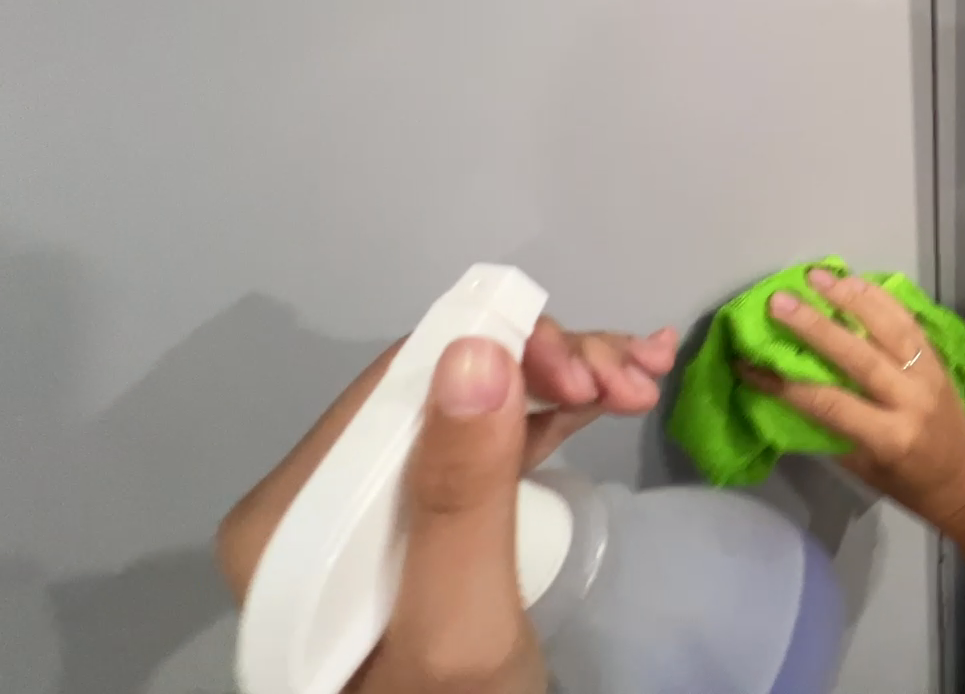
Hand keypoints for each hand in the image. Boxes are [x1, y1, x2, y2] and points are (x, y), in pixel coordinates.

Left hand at [217, 319, 677, 691]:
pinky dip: (572, 399)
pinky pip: (508, 429)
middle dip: (560, 364)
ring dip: (580, 372)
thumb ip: (459, 497)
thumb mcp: (459, 624)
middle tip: (638, 382)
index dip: (509, 352)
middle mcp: (337, 489)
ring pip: (493, 394)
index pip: (410, 380)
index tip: (591, 376)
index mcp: (302, 511)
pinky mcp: (443, 507)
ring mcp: (394, 496)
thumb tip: (477, 351)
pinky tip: (624, 384)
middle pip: (459, 379)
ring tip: (651, 371)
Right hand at [739, 267, 964, 533]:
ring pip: (887, 326)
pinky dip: (880, 297)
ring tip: (817, 277)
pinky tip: (856, 281)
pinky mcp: (937, 356)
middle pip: (858, 355)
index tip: (748, 364)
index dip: (785, 384)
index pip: (829, 404)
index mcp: (888, 437)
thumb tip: (787, 390)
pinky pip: (907, 320)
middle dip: (816, 326)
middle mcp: (909, 399)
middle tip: (779, 301)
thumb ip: (830, 429)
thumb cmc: (908, 483)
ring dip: (850, 297)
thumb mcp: (862, 468)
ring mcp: (927, 373)